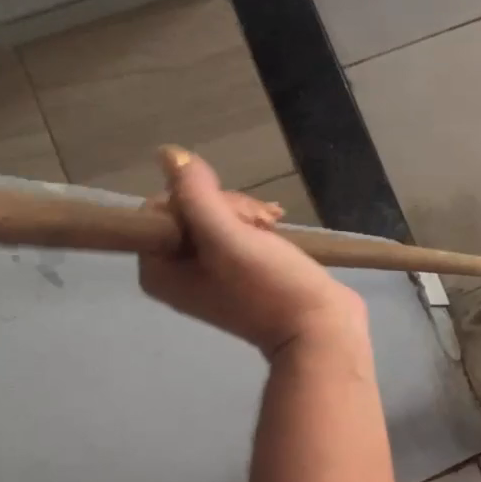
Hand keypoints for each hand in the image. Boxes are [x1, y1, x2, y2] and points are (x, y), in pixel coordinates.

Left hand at [139, 145, 364, 356]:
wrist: (321, 329)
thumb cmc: (272, 287)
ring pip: (217, 224)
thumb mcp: (231, 238)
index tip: (242, 215)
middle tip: (267, 222)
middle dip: (230, 209)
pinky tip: (279, 230)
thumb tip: (168, 152)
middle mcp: (177, 274)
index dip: (202, 200)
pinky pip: (237, 239)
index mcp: (159, 271)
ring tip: (278, 225)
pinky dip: (258, 229)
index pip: (163, 209)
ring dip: (248, 216)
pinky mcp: (244, 278)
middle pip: (191, 215)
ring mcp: (212, 278)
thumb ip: (197, 196)